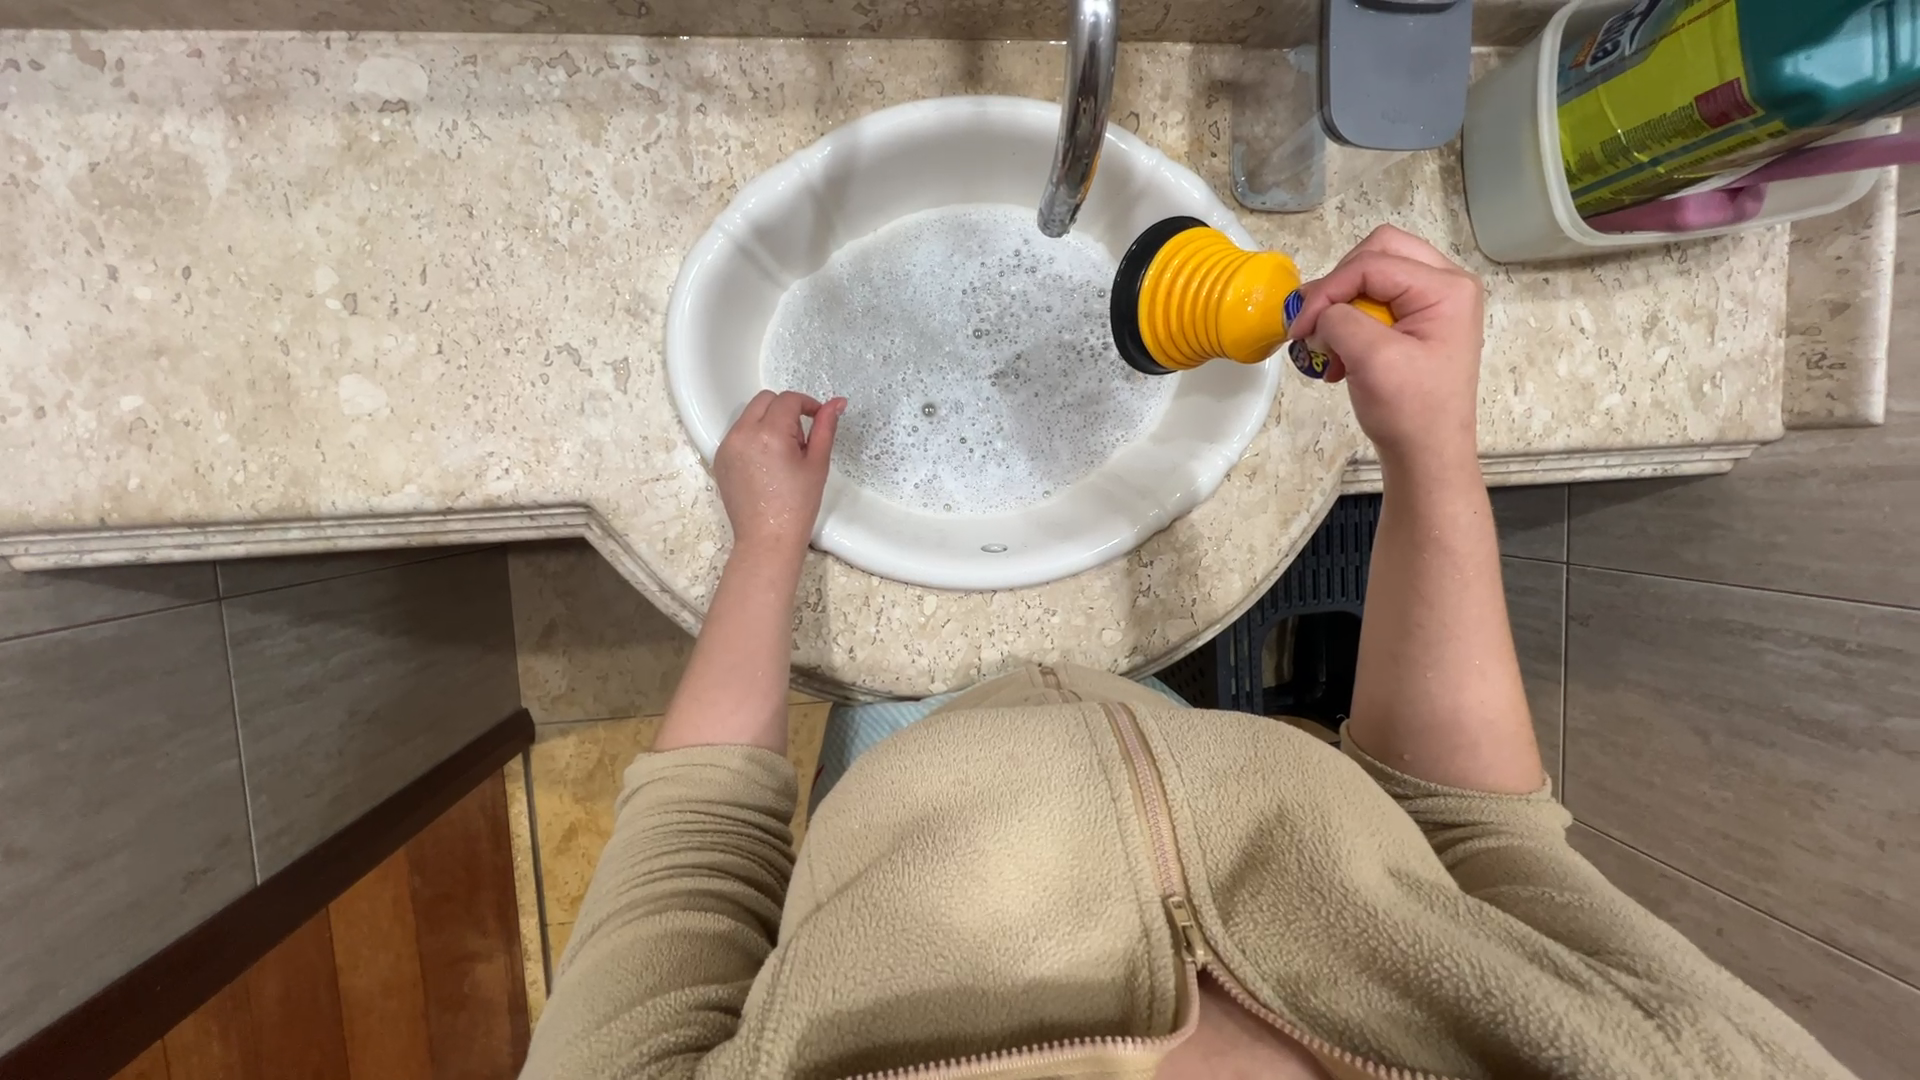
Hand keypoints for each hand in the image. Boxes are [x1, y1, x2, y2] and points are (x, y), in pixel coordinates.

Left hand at [713, 390, 846, 557]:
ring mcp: (727, 446)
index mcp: (769, 434)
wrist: (768, 538)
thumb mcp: (817, 464)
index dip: (808, 404)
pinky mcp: (720, 458)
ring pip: (750, 415)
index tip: (818, 418)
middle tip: (800, 439)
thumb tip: (836, 403)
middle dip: (786, 410)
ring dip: (769, 422)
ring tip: (784, 454)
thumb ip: (825, 428)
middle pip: (765, 400)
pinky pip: (739, 433)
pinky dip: (754, 437)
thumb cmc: (797, 506)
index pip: (788, 400)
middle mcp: (742, 434)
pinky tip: (768, 465)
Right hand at [1287, 226, 1484, 474]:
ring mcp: (1432, 303)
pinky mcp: (1415, 322)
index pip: (1372, 264)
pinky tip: (1339, 355)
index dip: (1328, 290)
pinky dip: (1347, 321)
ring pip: (1372, 274)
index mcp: (1446, 289)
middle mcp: (1445, 285)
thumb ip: (1341, 321)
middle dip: (1336, 285)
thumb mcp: (1372, 360)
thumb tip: (1316, 312)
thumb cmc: (1408, 409)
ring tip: (1327, 344)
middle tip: (1312, 321)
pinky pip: (1373, 301)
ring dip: (1339, 305)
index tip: (1299, 329)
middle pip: (1377, 253)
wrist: (1426, 452)